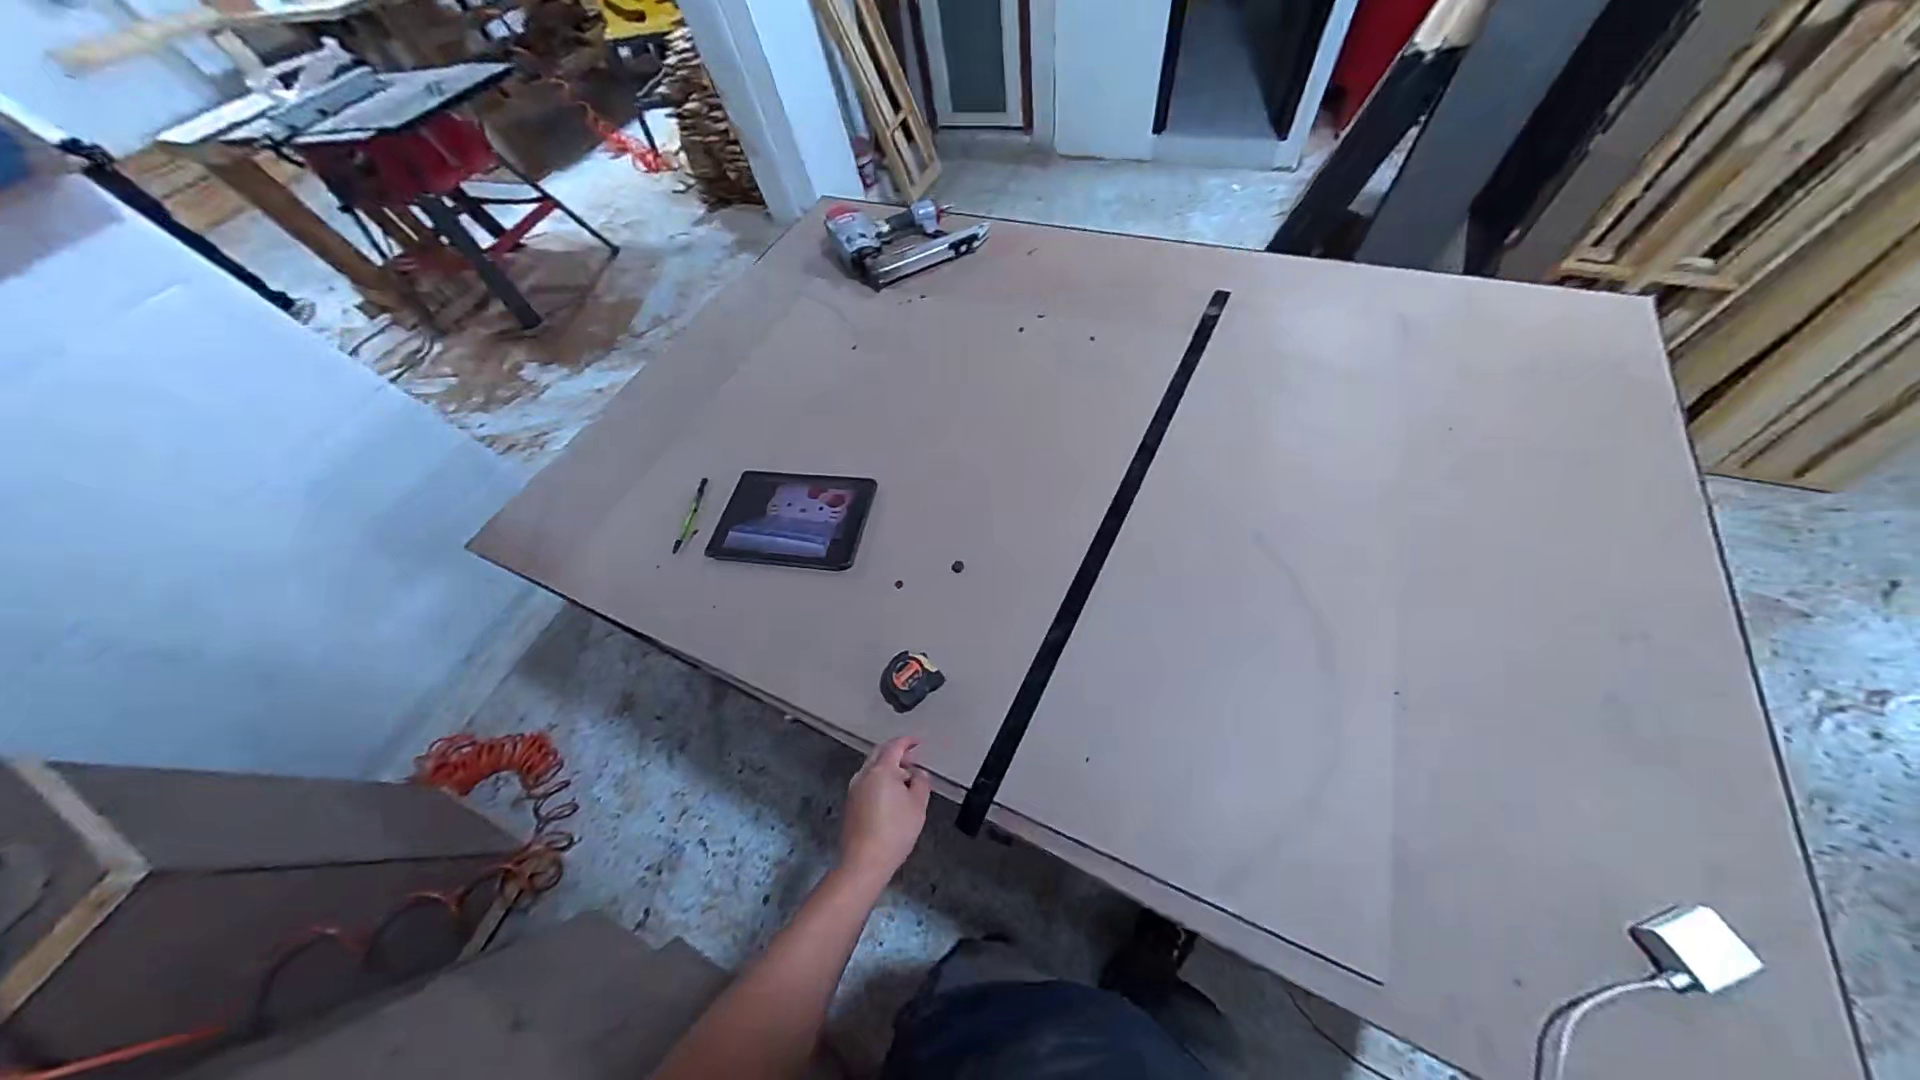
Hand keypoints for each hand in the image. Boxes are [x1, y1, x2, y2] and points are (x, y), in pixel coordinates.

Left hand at [839, 736, 929, 883]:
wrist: (864, 861)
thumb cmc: (895, 831)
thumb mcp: (918, 805)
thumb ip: (921, 782)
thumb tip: (917, 773)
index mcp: (881, 770)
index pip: (894, 746)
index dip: (907, 741)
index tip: (917, 742)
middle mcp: (863, 775)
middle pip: (879, 754)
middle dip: (895, 752)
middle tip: (912, 758)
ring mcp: (854, 790)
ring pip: (871, 769)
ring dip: (887, 767)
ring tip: (905, 779)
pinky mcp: (850, 804)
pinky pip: (867, 782)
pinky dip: (880, 780)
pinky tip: (891, 795)